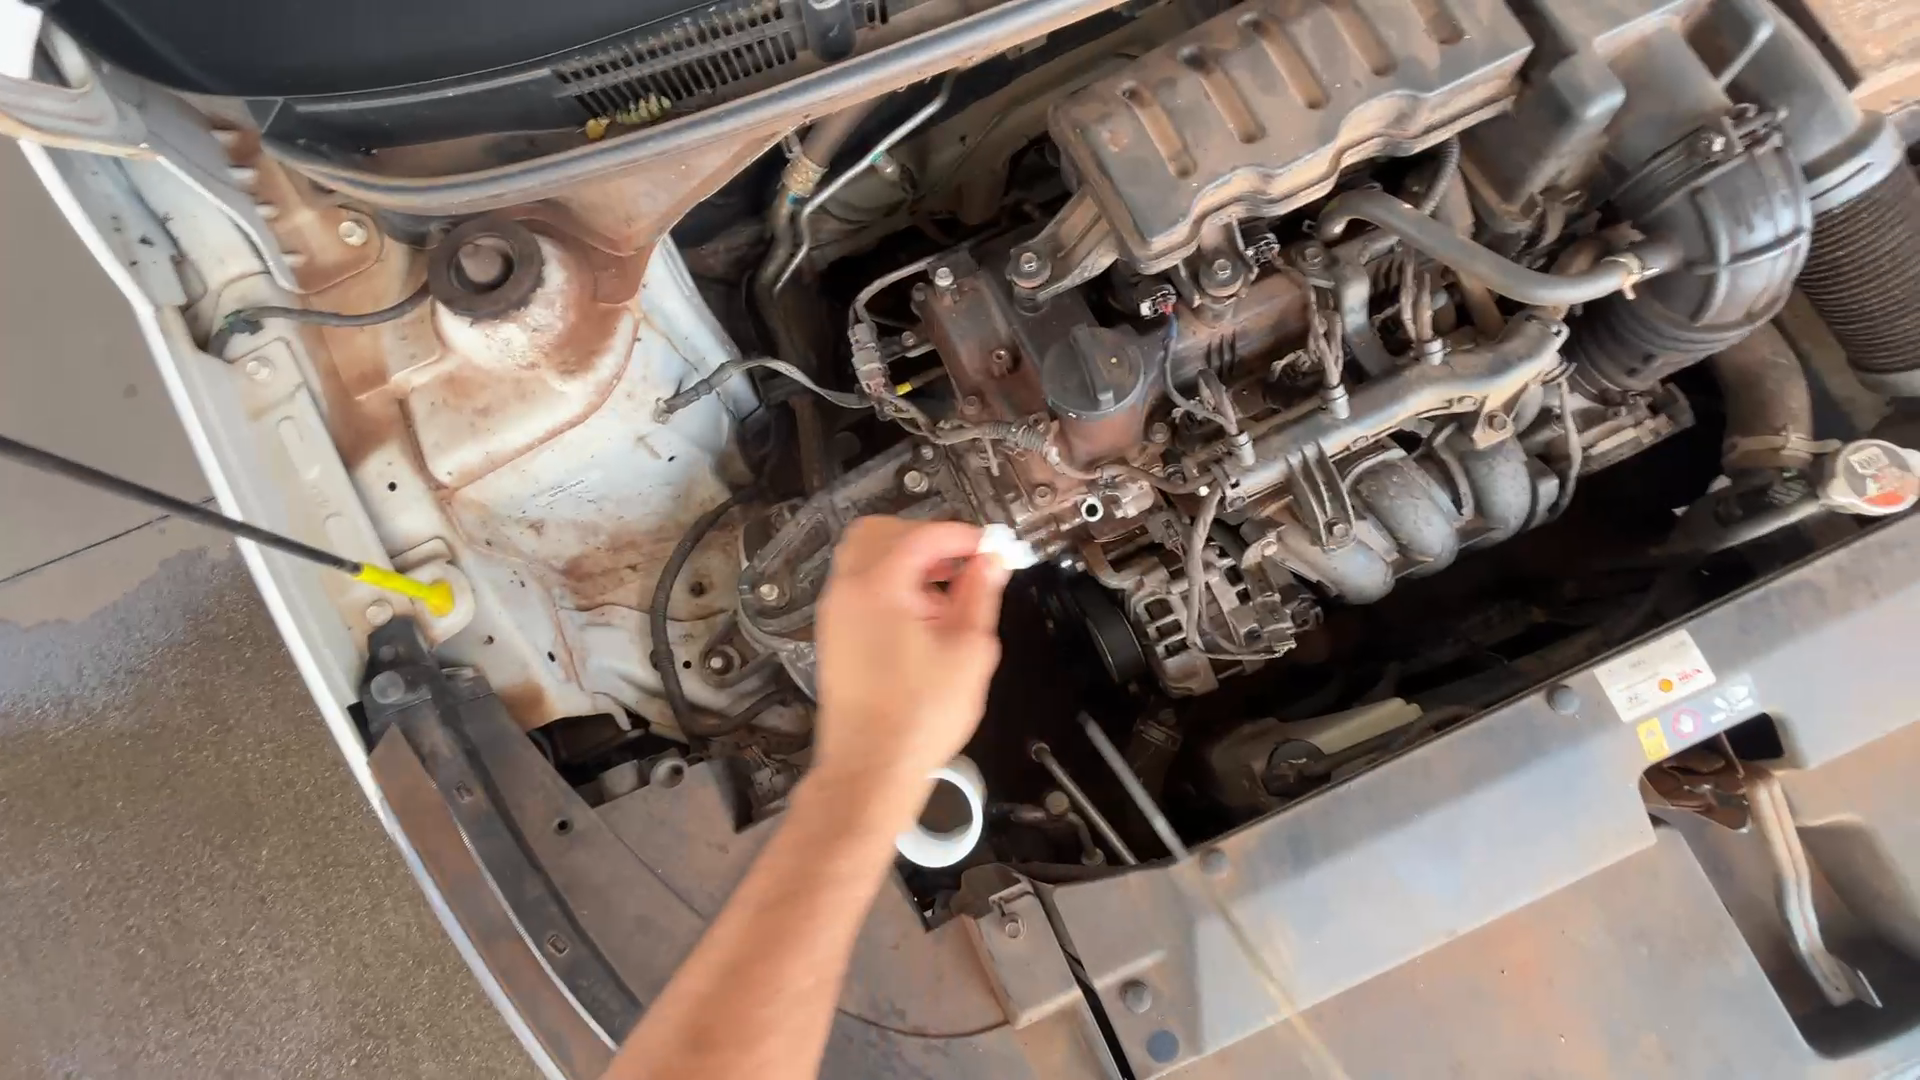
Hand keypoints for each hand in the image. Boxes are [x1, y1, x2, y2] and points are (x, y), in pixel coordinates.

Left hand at [811, 517, 1010, 814]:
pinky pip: (859, 585)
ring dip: (906, 559)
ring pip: (865, 556)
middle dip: (927, 537)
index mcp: (878, 586)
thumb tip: (992, 559)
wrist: (870, 767)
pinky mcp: (833, 634)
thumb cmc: (919, 716)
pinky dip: (889, 582)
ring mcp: (834, 612)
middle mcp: (847, 590)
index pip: (923, 535)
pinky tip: (920, 616)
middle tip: (963, 560)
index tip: (991, 548)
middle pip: (882, 532)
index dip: (963, 536)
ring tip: (944, 590)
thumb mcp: (969, 649)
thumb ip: (980, 593)